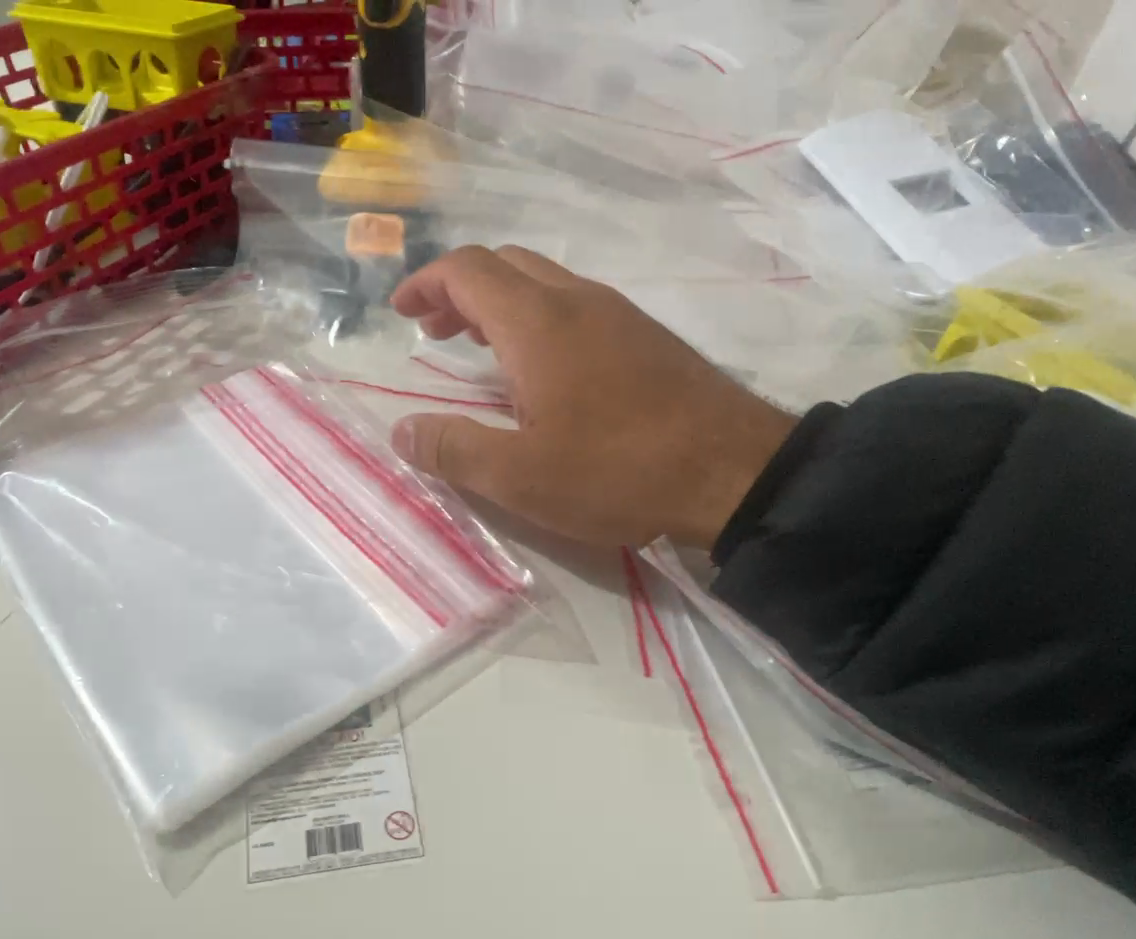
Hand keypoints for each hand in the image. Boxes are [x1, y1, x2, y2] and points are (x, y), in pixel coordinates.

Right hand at [389, 246, 797, 549]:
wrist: (735, 472)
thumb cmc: (618, 471)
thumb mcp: (521, 476)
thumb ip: (454, 450)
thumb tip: (402, 431)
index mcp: (537, 323)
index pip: (467, 271)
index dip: (425, 283)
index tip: (401, 313)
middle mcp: (577, 301)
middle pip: (505, 265)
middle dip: (460, 291)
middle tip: (435, 333)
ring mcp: (618, 314)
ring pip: (544, 283)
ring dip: (500, 305)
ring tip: (479, 350)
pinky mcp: (647, 337)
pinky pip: (576, 306)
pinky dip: (537, 320)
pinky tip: (543, 372)